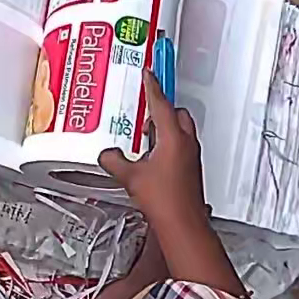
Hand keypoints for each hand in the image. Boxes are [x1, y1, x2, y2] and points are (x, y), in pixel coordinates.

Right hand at [98, 72, 208, 237]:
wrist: (182, 224)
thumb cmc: (164, 200)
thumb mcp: (131, 177)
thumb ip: (115, 161)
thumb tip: (107, 154)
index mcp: (173, 137)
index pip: (162, 103)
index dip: (153, 87)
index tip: (149, 74)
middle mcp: (186, 143)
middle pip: (177, 113)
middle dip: (162, 108)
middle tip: (145, 108)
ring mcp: (191, 156)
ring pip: (181, 130)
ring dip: (165, 127)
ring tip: (145, 133)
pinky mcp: (191, 169)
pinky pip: (181, 146)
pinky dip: (168, 143)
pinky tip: (152, 156)